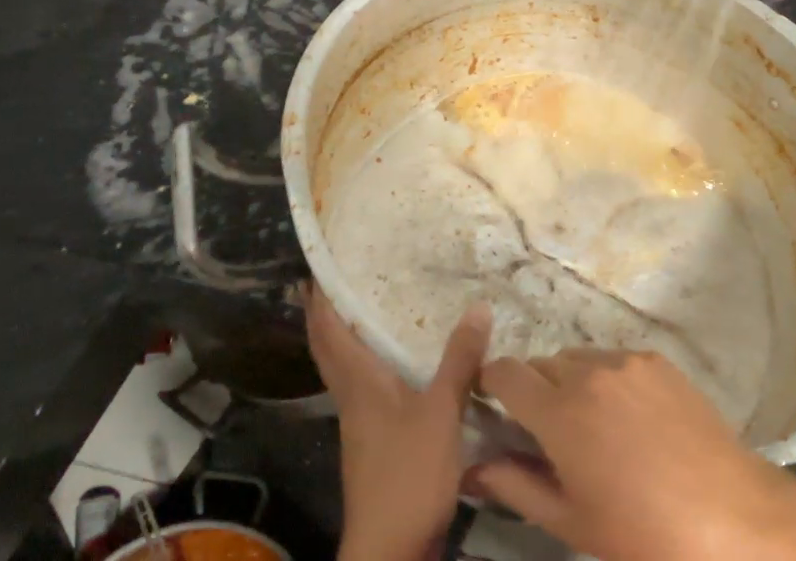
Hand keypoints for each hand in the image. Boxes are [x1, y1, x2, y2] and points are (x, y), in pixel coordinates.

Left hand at [306, 286, 490, 560]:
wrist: (390, 548)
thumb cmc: (407, 475)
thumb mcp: (441, 414)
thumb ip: (459, 361)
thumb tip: (477, 306)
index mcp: (358, 383)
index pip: (328, 331)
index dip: (320, 298)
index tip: (318, 264)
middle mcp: (352, 397)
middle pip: (329, 349)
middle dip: (326, 314)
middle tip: (336, 279)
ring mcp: (361, 423)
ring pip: (346, 369)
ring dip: (348, 339)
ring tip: (369, 311)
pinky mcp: (375, 443)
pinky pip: (367, 389)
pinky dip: (372, 366)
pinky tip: (399, 366)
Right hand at [469, 348, 789, 560]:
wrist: (732, 518)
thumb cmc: (641, 531)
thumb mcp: (570, 520)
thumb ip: (515, 485)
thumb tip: (474, 468)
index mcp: (560, 411)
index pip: (504, 372)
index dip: (490, 385)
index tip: (492, 407)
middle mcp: (589, 372)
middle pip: (540, 364)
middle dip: (533, 391)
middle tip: (549, 434)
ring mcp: (627, 362)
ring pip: (578, 358)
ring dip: (571, 382)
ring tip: (594, 427)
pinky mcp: (658, 361)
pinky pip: (615, 360)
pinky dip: (607, 379)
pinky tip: (629, 419)